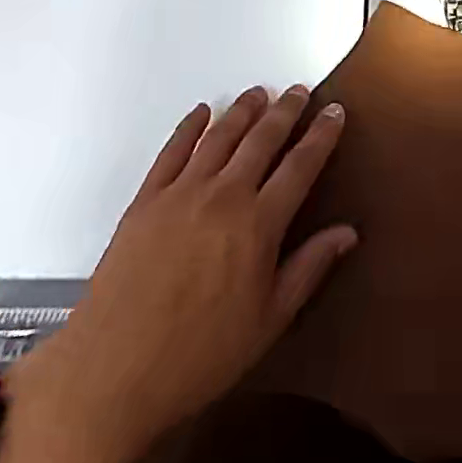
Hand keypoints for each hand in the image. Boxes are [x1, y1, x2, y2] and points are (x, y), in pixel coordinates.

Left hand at [0, 87, 355, 462]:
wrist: (114, 371)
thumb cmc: (201, 354)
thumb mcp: (270, 319)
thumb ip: (309, 268)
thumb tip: (348, 232)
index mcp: (258, 225)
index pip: (301, 166)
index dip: (321, 136)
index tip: (334, 112)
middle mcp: (223, 196)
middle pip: (261, 140)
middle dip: (286, 111)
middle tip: (301, 91)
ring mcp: (180, 193)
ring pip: (219, 137)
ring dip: (243, 110)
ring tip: (260, 92)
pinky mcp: (145, 200)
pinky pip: (171, 151)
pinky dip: (189, 126)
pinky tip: (202, 111)